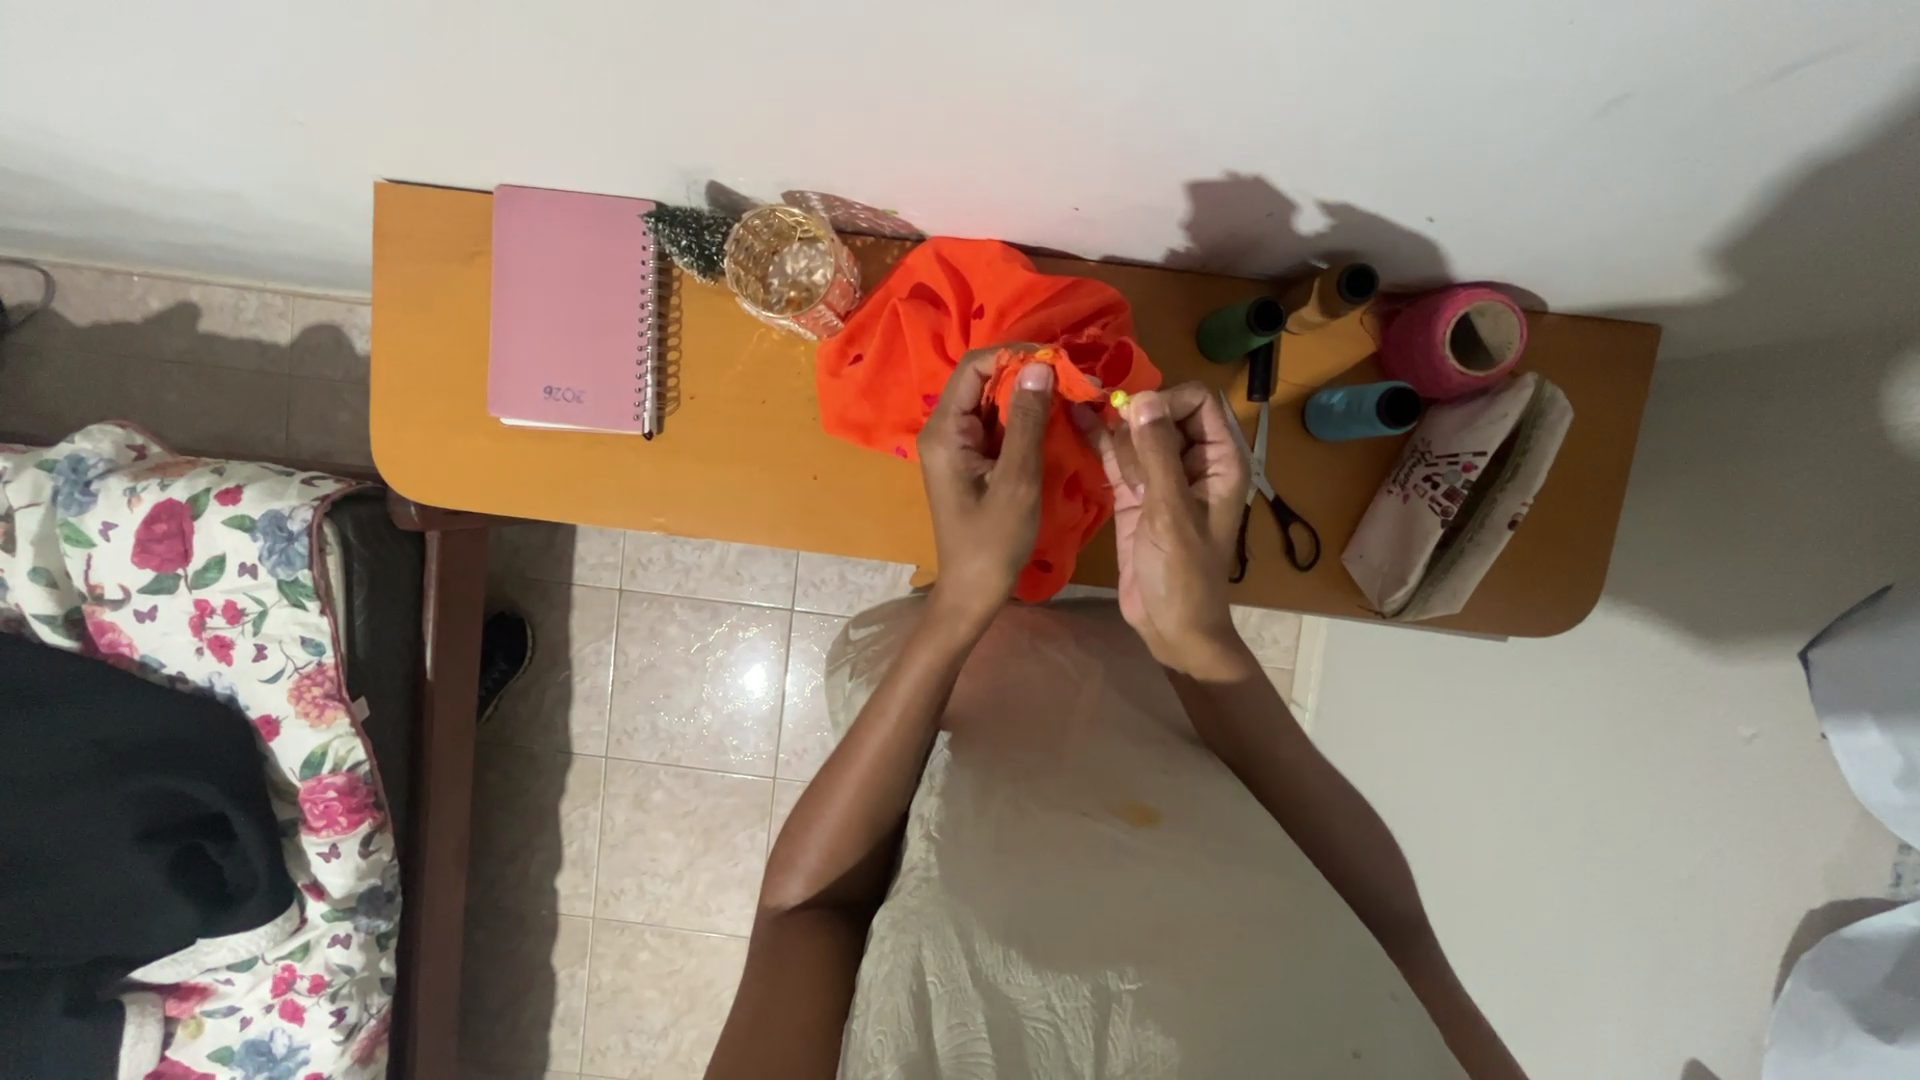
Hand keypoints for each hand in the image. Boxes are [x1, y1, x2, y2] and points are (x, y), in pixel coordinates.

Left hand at [918, 348, 1052, 626]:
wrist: (973, 590)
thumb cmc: (993, 540)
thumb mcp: (1017, 479)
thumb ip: (1026, 421)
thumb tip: (1039, 366)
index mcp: (945, 431)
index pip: (973, 367)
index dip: (1014, 356)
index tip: (1057, 363)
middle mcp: (944, 430)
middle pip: (983, 381)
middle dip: (1026, 375)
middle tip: (1073, 380)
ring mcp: (957, 446)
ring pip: (993, 402)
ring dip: (1029, 397)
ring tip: (1070, 397)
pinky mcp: (971, 461)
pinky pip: (997, 426)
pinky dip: (1024, 420)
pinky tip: (1054, 422)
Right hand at [1075, 384, 1253, 676]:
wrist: (1170, 626)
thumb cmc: (1183, 575)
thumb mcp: (1170, 513)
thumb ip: (1157, 455)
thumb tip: (1141, 400)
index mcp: (1220, 462)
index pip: (1200, 402)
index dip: (1167, 400)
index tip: (1134, 417)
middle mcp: (1193, 462)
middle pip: (1165, 412)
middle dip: (1133, 406)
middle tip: (1096, 406)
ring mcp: (1161, 478)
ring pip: (1138, 433)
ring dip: (1111, 420)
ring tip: (1077, 401)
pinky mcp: (1134, 495)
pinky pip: (1118, 459)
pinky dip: (1099, 442)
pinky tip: (1073, 421)